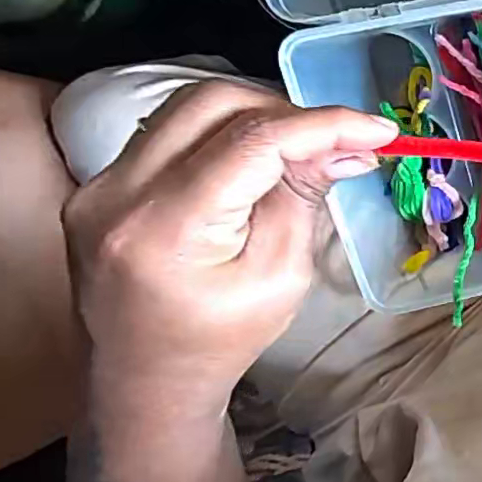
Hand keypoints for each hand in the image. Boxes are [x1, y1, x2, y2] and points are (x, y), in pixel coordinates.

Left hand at [60, 82, 395, 411]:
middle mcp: (119, 193)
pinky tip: (257, 156)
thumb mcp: (284, 274)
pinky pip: (173, 127)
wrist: (147, 378)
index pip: (255, 142)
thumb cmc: (225, 338)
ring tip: (300, 147)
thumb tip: (349, 147)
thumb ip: (305, 196)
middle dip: (290, 112)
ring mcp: (101, 183)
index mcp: (169, 229)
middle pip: (217, 103)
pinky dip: (228, 127)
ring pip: (192, 104)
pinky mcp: (103, 182)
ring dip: (259, 113)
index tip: (380, 129)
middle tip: (335, 143)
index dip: (325, 124)